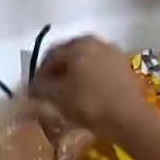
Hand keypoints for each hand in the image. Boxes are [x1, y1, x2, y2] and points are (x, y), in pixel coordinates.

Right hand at [29, 35, 152, 136]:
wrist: (129, 118)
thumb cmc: (89, 103)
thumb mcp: (58, 97)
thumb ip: (40, 89)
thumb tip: (29, 87)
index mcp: (78, 44)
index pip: (50, 55)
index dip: (39, 73)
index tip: (34, 90)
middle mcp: (97, 42)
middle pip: (70, 56)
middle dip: (58, 73)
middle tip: (50, 92)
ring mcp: (114, 53)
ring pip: (86, 63)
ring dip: (75, 76)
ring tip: (69, 95)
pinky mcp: (125, 68)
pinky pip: (100, 70)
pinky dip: (90, 80)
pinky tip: (88, 95)